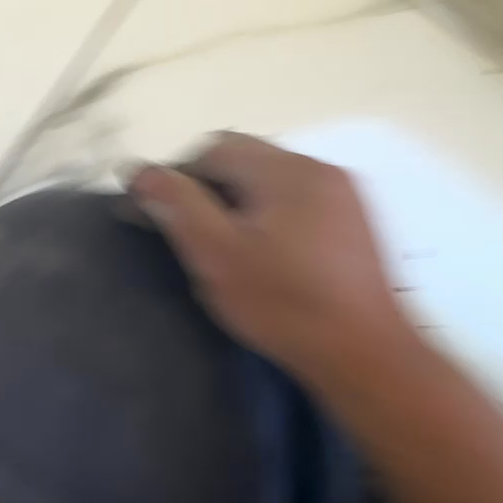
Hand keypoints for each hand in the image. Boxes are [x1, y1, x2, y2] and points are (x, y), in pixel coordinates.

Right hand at [125, 132, 415, 376]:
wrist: (364, 353)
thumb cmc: (281, 302)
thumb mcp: (215, 253)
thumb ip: (176, 204)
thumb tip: (138, 171)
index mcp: (287, 170)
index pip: (211, 149)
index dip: (174, 177)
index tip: (156, 217)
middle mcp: (320, 168)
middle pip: (241, 158)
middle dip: (204, 188)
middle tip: (187, 234)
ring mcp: (343, 193)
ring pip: (265, 179)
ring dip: (233, 201)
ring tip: (221, 246)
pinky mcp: (351, 220)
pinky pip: (291, 199)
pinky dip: (263, 213)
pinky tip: (259, 252)